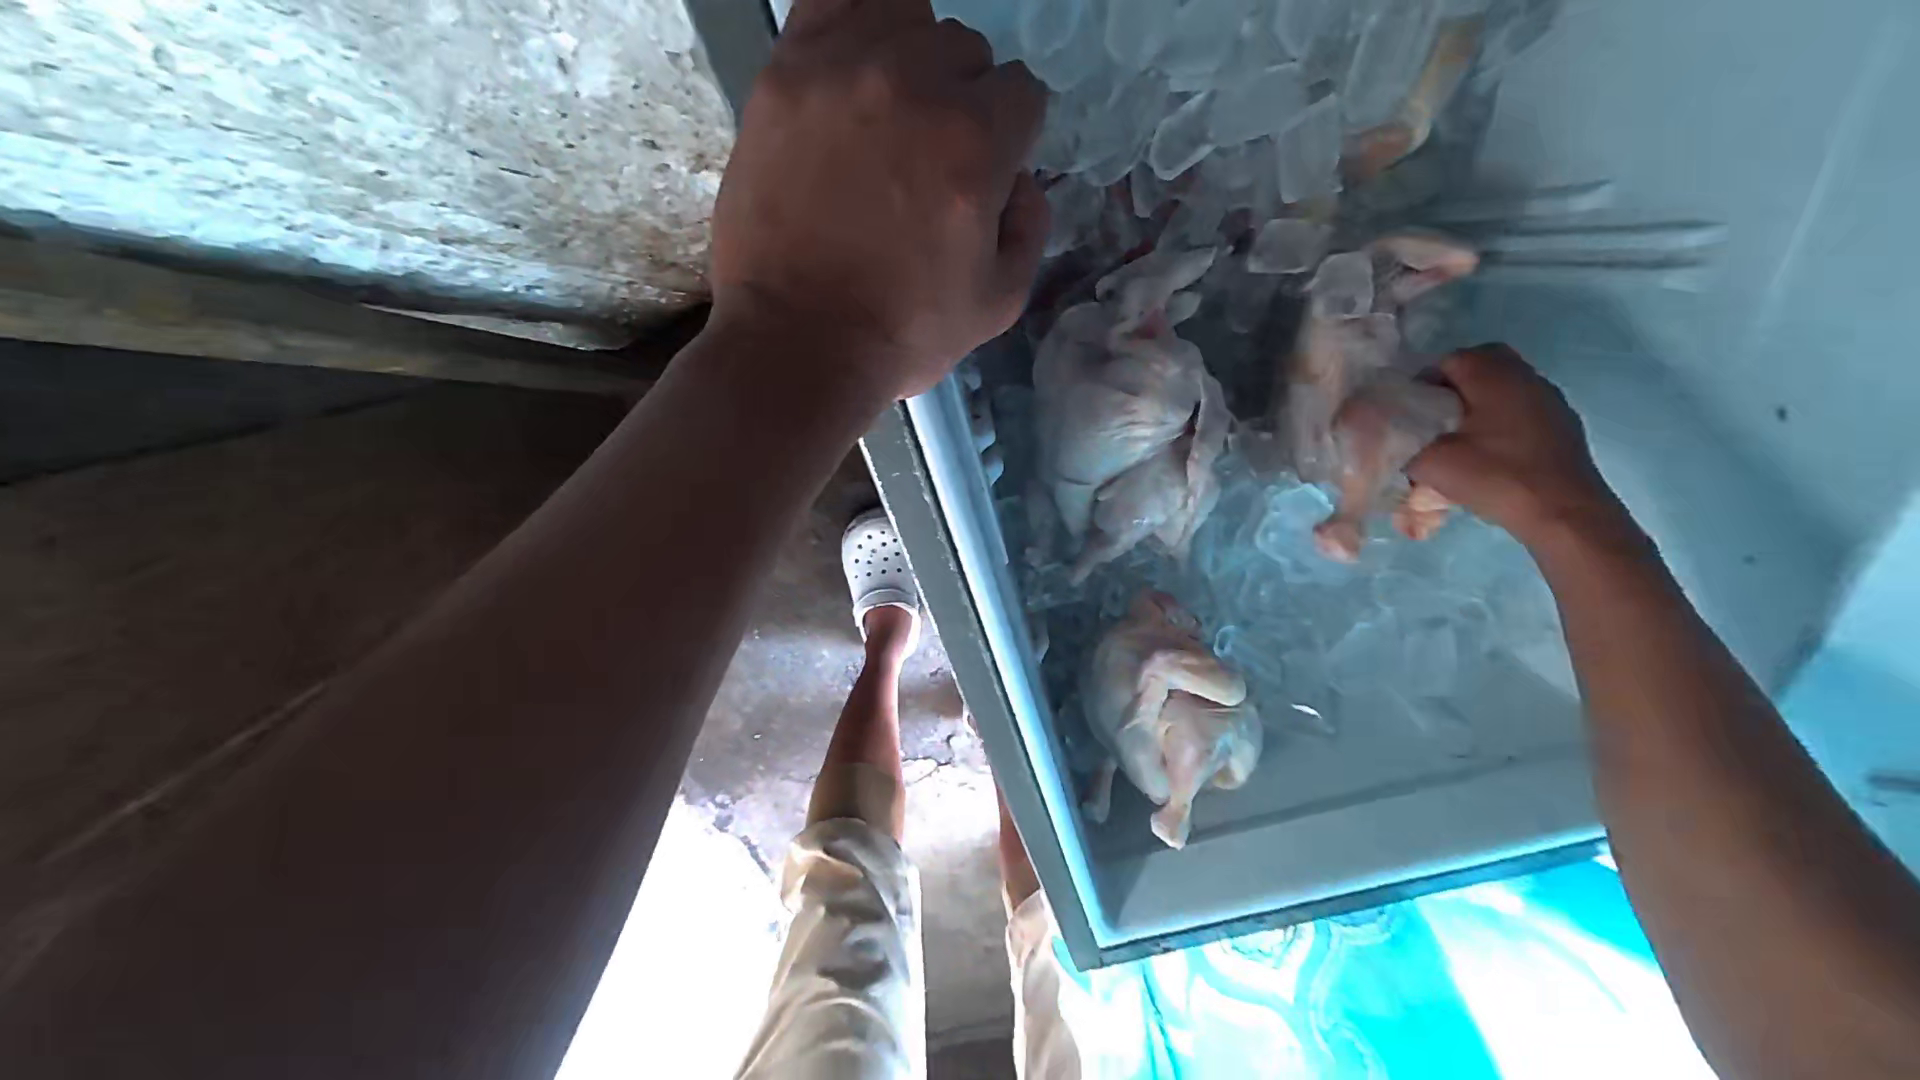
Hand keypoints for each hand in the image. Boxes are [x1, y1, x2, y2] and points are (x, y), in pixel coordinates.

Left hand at [709, 0, 1048, 401]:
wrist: (798, 345)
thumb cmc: (902, 335)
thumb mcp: (997, 305)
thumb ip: (1031, 229)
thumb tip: (1024, 182)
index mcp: (974, 144)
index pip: (1022, 94)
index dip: (1013, 139)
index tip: (987, 176)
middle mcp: (912, 87)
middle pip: (967, 51)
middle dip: (966, 103)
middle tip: (934, 161)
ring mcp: (840, 72)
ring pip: (905, 14)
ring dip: (915, 57)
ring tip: (894, 115)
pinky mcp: (783, 78)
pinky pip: (831, 4)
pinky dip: (854, 26)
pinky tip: (854, 73)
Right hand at [1407, 344, 1635, 546]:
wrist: (1561, 512)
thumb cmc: (1494, 476)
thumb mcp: (1430, 462)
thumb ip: (1404, 441)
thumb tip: (1393, 434)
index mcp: (1496, 377)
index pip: (1451, 359)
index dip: (1423, 381)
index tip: (1409, 411)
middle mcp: (1528, 378)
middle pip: (1482, 365)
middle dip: (1452, 386)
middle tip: (1431, 418)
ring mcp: (1550, 401)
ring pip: (1503, 388)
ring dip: (1476, 404)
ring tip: (1454, 437)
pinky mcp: (1561, 426)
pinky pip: (1519, 409)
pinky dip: (1497, 421)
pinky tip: (1484, 451)